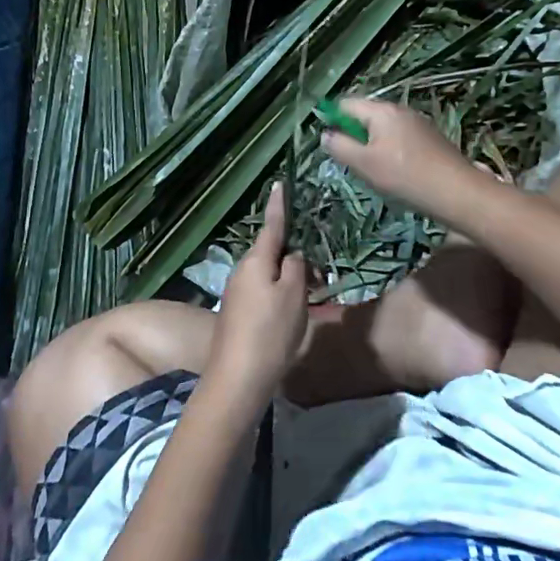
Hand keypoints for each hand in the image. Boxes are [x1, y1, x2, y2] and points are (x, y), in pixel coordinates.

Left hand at [206, 183, 308, 404]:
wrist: (238, 376)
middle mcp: (242, 270)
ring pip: (269, 274)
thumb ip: (296, 268)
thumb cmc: (270, 331)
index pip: (272, 225)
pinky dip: (281, 294)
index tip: (280, 184)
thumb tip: (293, 255)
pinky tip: (294, 312)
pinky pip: (263, 291)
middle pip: (272, 252)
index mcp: (256, 260)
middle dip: (296, 256)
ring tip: (314, 295)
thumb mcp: (293, 295)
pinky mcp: (237, 312)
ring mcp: (237, 292)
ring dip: (291, 278)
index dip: (279, 206)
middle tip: (322, 274)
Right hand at [319, 97, 477, 214]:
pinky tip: (396, 173)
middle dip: (354, 136)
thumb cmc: (404, 176)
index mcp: (382, 111)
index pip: (346, 104)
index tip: (332, 145)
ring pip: (383, 129)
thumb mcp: (363, 164)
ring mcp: (418, 123)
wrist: (457, 193)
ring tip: (375, 172)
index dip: (332, 120)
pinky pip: (399, 138)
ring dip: (372, 146)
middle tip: (353, 163)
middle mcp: (401, 110)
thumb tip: (326, 135)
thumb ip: (339, 147)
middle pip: (365, 115)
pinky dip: (390, 151)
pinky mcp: (430, 139)